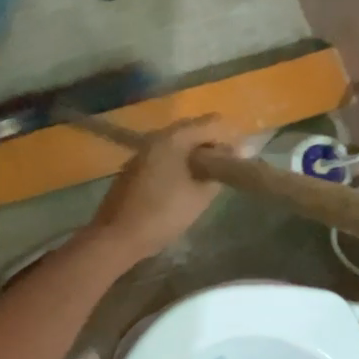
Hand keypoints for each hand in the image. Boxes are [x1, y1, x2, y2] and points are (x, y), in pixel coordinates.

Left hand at [85, 117, 226, 261]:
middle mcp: (155, 138)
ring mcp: (142, 152)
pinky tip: (187, 183)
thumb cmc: (162, 213)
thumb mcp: (200, 195)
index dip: (231, 138)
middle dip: (213, 145)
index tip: (242, 159)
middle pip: (193, 130)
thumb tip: (230, 158)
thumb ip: (218, 173)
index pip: (211, 123)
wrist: (117, 235)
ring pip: (177, 144)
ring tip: (212, 178)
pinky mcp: (135, 167)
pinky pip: (164, 156)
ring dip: (196, 155)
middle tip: (229, 168)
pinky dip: (180, 163)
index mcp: (172, 138)